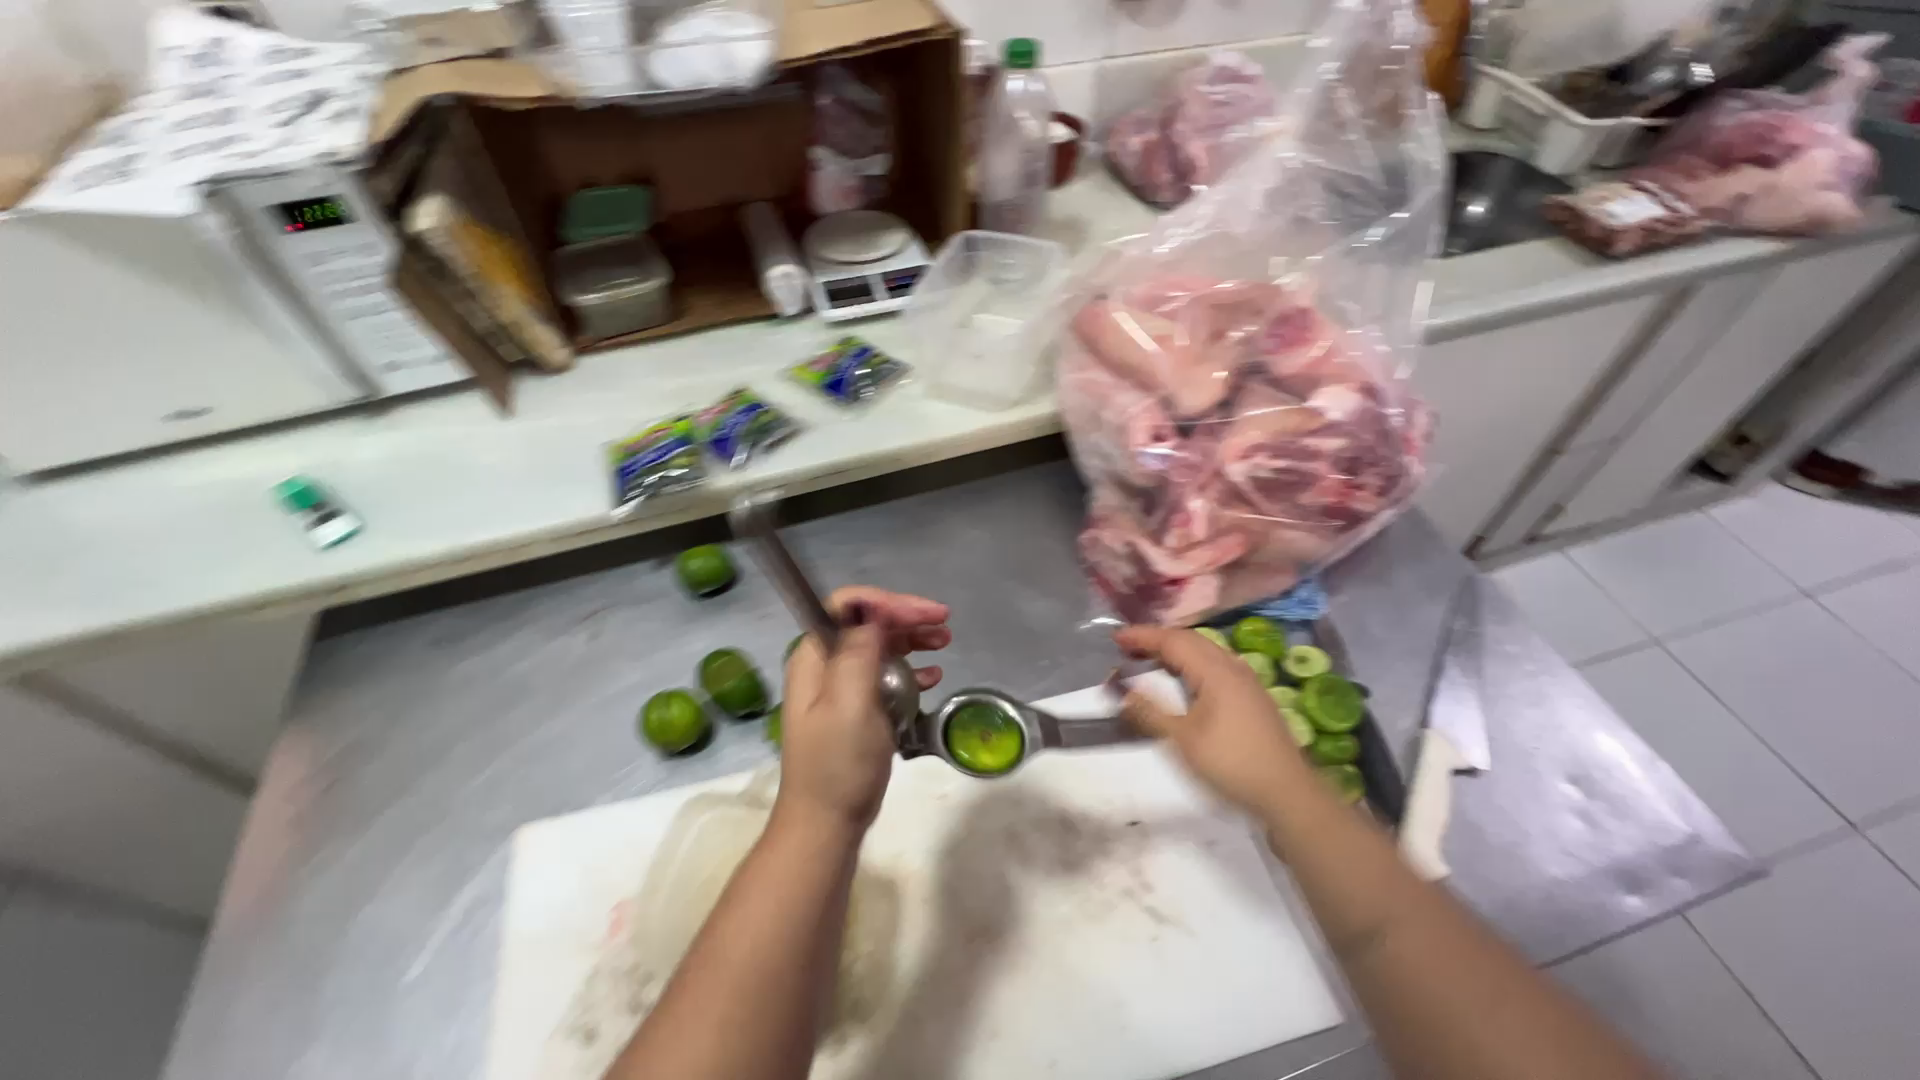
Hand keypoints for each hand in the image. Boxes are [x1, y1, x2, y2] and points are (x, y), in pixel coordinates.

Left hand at [777, 588, 949, 833]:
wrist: (826, 823)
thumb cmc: (837, 764)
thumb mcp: (850, 703)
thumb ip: (858, 653)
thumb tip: (873, 613)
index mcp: (814, 657)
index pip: (847, 606)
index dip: (887, 603)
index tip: (925, 615)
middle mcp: (824, 667)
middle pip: (866, 624)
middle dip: (905, 618)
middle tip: (944, 625)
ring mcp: (839, 691)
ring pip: (878, 649)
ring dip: (912, 641)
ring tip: (946, 643)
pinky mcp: (856, 713)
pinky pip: (884, 679)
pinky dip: (910, 672)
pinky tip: (933, 678)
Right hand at [1115, 624, 1310, 817]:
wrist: (1286, 791)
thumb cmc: (1231, 763)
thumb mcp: (1182, 741)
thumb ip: (1151, 712)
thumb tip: (1122, 692)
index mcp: (1216, 671)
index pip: (1174, 641)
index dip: (1143, 636)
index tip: (1116, 638)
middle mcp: (1233, 667)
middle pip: (1192, 640)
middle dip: (1158, 640)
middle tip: (1128, 648)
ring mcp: (1247, 681)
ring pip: (1207, 652)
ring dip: (1176, 651)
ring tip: (1151, 660)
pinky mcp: (1253, 697)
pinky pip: (1217, 666)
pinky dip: (1192, 664)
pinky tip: (1185, 681)